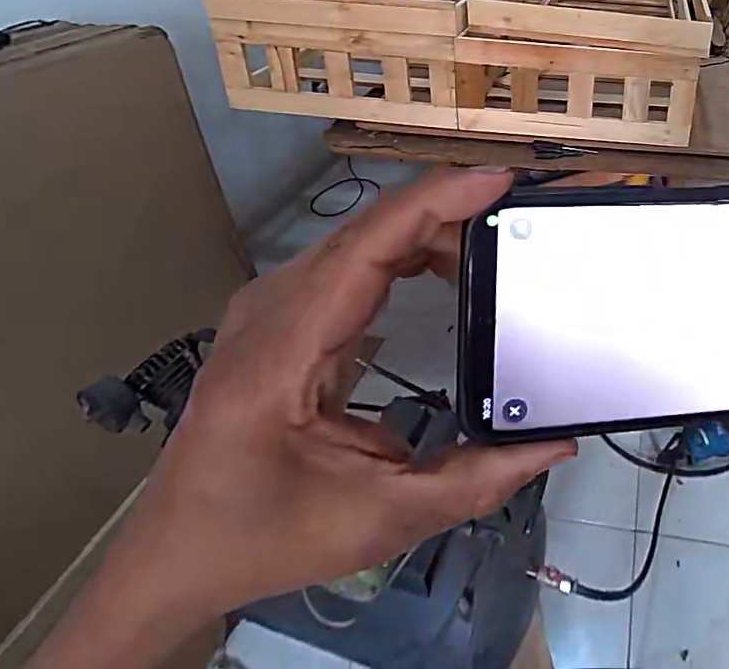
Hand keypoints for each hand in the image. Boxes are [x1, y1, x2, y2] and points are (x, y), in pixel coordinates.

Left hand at [28, 167, 575, 668]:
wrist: (177, 547)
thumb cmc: (263, 534)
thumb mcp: (377, 520)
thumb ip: (472, 481)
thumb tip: (552, 442)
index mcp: (283, 348)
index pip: (366, 246)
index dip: (433, 202)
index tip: (496, 182)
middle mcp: (272, 305)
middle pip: (366, 230)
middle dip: (445, 211)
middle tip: (512, 220)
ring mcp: (270, 302)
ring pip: (358, 237)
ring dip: (425, 229)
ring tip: (488, 242)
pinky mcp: (280, 310)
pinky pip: (347, 259)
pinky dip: (400, 249)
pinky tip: (440, 263)